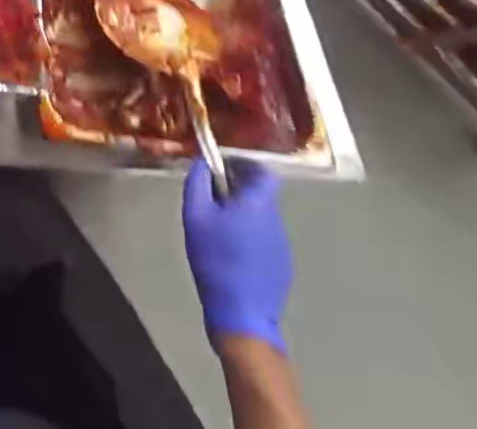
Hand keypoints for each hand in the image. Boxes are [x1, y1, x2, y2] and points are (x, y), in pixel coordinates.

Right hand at [183, 159, 292, 352]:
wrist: (241, 314)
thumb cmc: (215, 258)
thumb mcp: (195, 214)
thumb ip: (197, 181)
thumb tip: (202, 161)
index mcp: (259, 202)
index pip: (262, 170)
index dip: (243, 164)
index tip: (221, 168)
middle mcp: (276, 219)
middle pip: (260, 193)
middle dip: (236, 188)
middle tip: (211, 197)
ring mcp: (282, 245)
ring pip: (260, 216)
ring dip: (242, 213)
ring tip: (216, 227)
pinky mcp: (281, 266)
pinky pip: (263, 239)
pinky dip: (248, 236)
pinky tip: (229, 253)